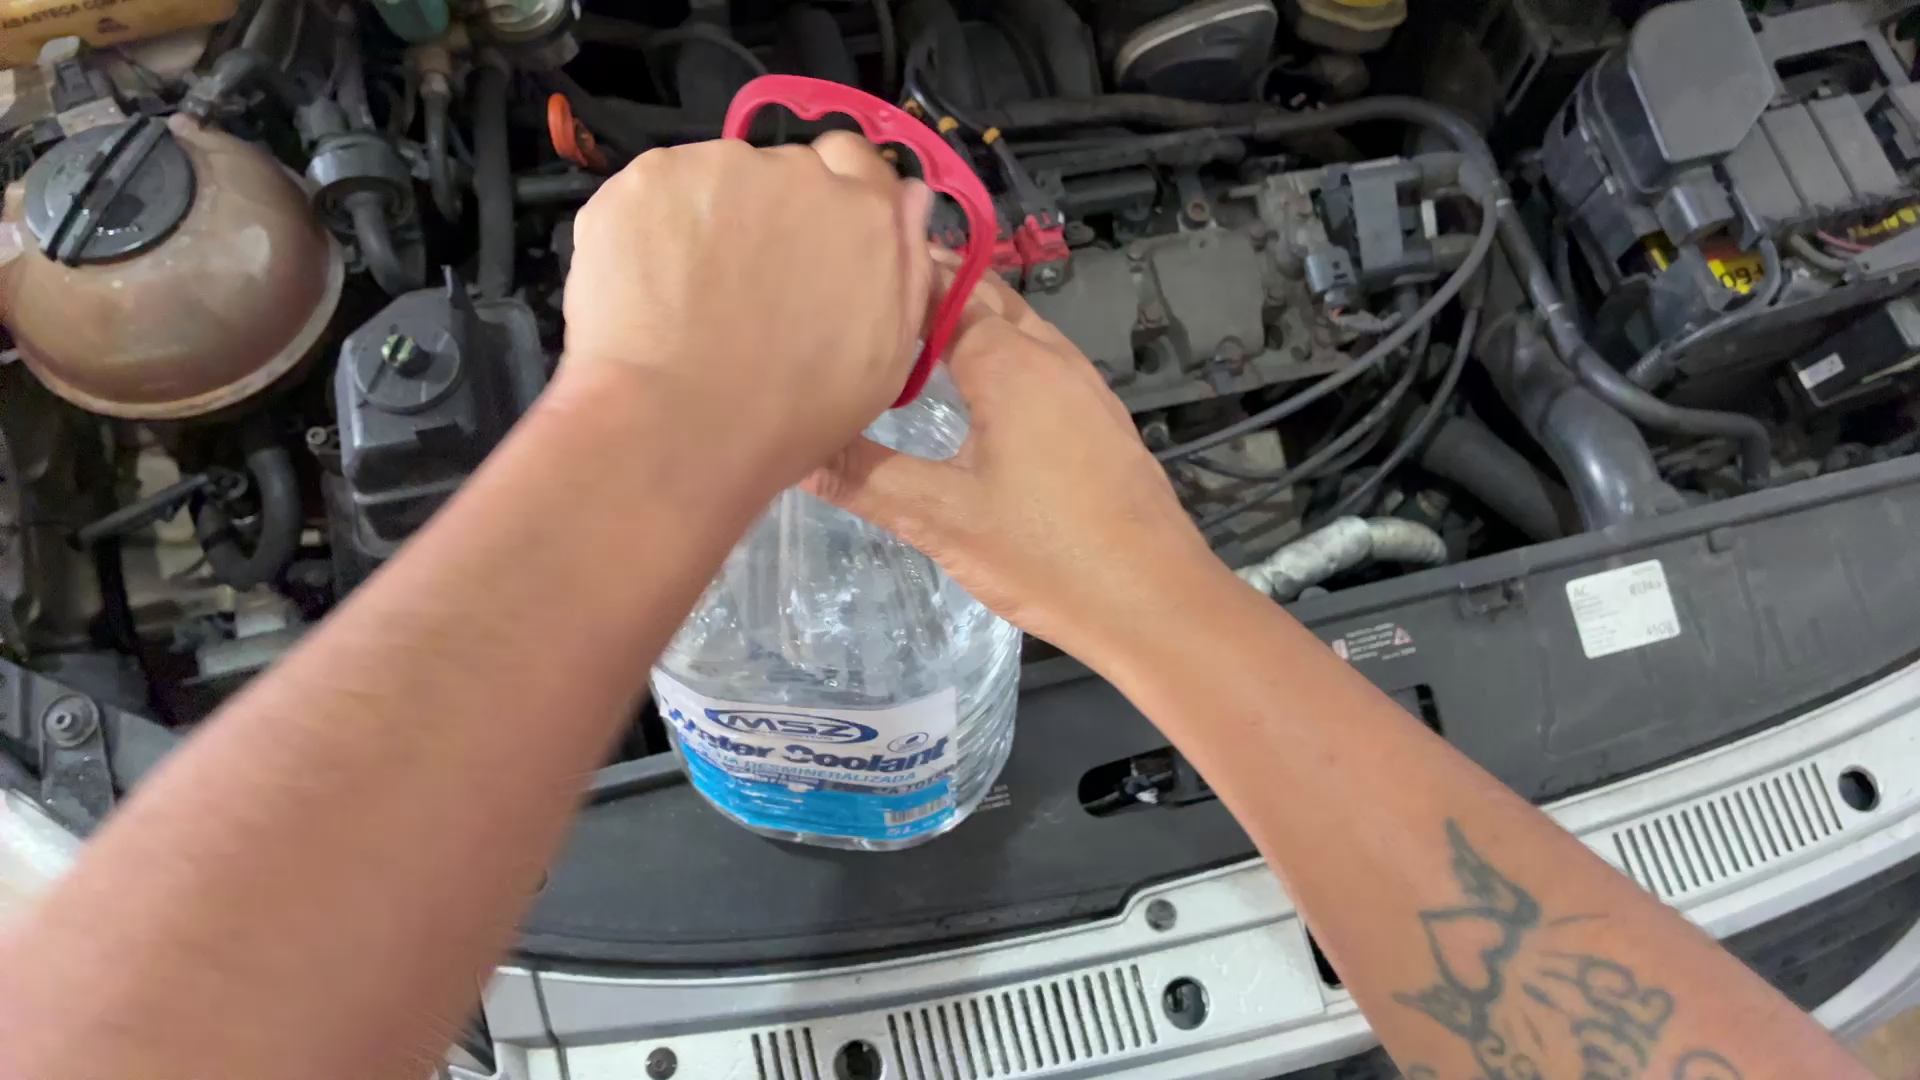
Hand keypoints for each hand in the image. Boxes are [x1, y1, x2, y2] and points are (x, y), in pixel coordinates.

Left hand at [561, 133, 934, 490]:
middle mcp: (797, 172)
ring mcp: (717, 169)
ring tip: (700, 297)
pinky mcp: (646, 179)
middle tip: (756, 290)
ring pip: (724, 180)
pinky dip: (663, 228)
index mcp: (865, 214)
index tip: (817, 248)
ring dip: (721, 220)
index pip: (858, 162)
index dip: (840, 198)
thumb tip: (910, 195)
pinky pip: (664, 193)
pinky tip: (658, 287)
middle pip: (789, 172)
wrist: (681, 428)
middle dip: (780, 214)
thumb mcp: (887, 359)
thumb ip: (909, 268)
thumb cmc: (798, 413)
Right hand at [804, 266, 1232, 667]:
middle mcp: (1054, 358)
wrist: (1154, 602)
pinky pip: (1043, 366)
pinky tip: (977, 401)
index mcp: (1011, 363)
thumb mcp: (940, 518)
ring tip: (909, 343)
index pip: (941, 290)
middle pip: (984, 299)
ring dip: (968, 326)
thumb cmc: (1046, 556)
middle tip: (865, 306)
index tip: (841, 284)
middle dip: (929, 293)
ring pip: (1019, 331)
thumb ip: (861, 478)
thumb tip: (790, 454)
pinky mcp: (1103, 422)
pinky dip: (1001, 361)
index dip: (893, 279)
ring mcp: (1087, 388)